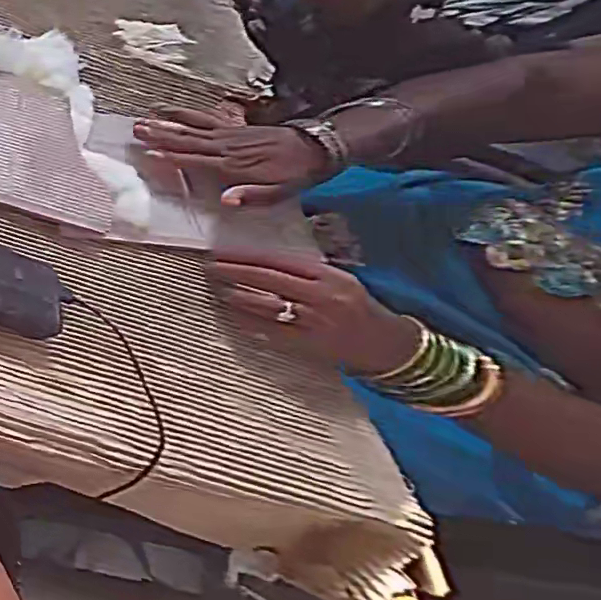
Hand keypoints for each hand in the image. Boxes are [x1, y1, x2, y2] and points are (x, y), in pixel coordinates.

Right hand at [133, 107, 332, 205]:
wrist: (320, 145)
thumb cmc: (297, 173)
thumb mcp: (282, 192)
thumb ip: (253, 196)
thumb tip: (226, 201)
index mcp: (235, 166)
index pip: (197, 161)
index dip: (172, 158)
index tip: (150, 155)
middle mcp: (227, 147)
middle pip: (188, 141)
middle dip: (161, 136)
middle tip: (137, 131)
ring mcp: (228, 135)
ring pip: (191, 129)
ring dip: (165, 125)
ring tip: (143, 121)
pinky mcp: (232, 127)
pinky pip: (204, 119)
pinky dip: (184, 114)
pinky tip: (169, 111)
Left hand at [210, 250, 419, 377]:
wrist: (389, 346)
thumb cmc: (358, 307)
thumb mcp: (340, 281)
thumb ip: (305, 270)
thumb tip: (260, 260)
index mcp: (330, 277)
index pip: (280, 261)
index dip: (247, 257)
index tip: (223, 253)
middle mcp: (322, 296)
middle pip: (268, 279)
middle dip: (235, 272)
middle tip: (212, 267)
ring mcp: (314, 321)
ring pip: (265, 305)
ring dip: (237, 297)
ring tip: (218, 289)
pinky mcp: (307, 343)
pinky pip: (269, 330)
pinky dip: (248, 321)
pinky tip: (233, 315)